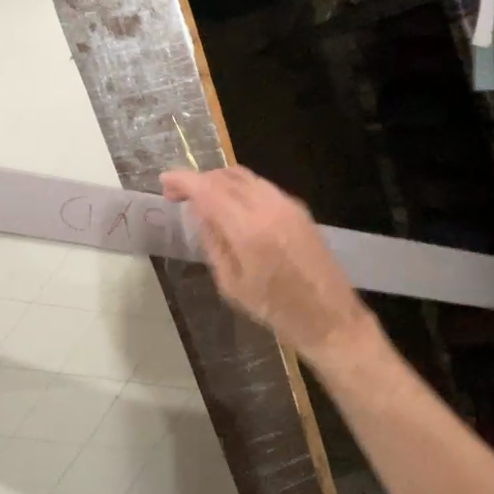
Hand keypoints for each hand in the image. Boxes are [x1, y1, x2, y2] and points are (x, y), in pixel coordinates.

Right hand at [162, 166, 379, 361]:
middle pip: (224, 176)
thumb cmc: (274, 309)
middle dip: (197, 180)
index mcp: (248, 229)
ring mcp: (286, 204)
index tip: (164, 182)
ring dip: (218, 180)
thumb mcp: (231, 283)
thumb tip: (200, 212)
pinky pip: (261, 186)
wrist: (329, 317)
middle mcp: (268, 207)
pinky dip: (239, 187)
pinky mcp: (298, 209)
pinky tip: (231, 205)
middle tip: (178, 195)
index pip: (207, 189)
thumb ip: (213, 242)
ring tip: (202, 198)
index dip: (183, 181)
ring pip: (244, 176)